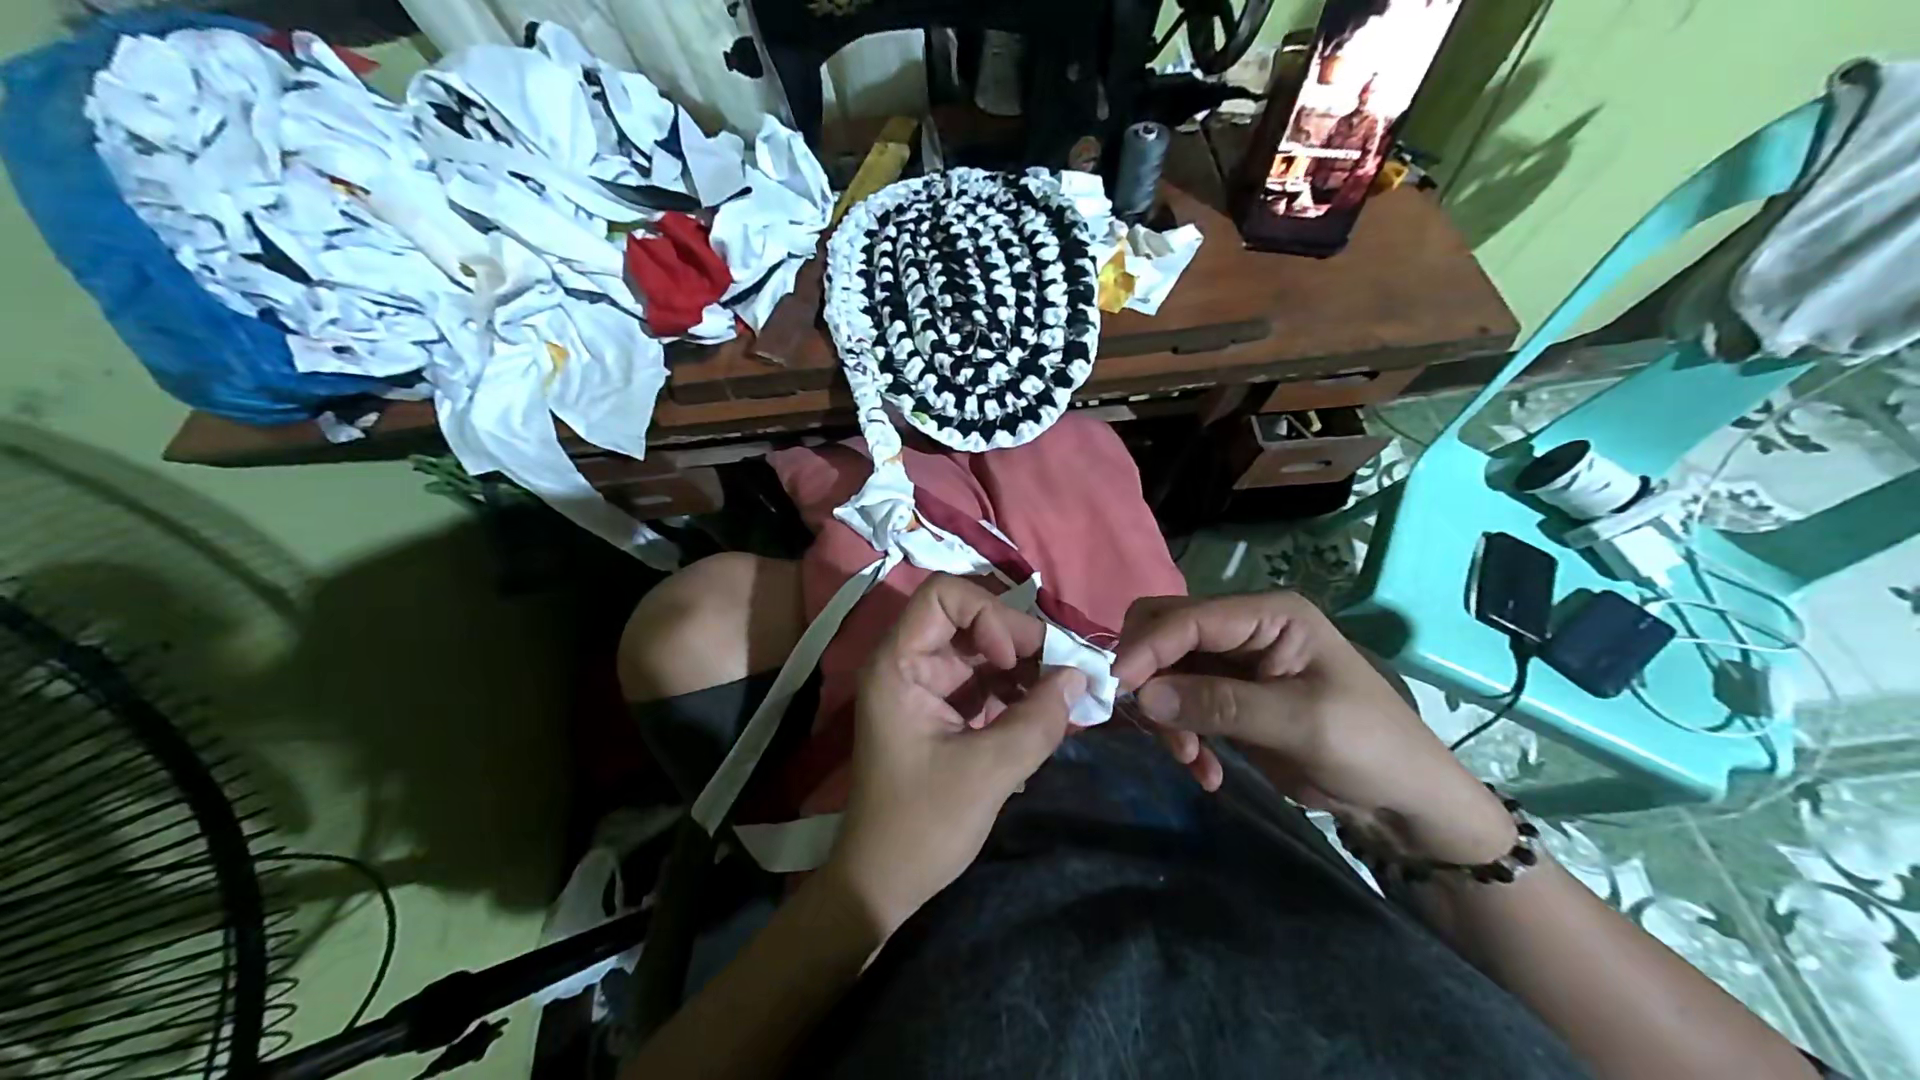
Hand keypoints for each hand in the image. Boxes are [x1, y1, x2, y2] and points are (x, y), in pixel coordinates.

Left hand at [828, 574, 1085, 931]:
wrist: (884, 881)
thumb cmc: (922, 826)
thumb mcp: (988, 773)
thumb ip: (1037, 721)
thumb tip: (1080, 678)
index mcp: (898, 665)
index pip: (943, 595)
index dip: (986, 614)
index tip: (1010, 659)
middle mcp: (910, 664)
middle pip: (970, 618)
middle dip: (1019, 640)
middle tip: (1063, 673)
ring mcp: (928, 686)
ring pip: (984, 649)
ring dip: (1025, 665)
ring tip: (1064, 693)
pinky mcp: (945, 709)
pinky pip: (987, 680)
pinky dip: (1019, 689)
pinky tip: (1048, 709)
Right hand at [1113, 592, 1513, 864]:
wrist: (1402, 800)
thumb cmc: (1370, 747)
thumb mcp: (1302, 723)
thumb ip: (1221, 704)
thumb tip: (1144, 695)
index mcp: (1268, 615)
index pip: (1188, 618)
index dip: (1148, 647)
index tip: (1118, 687)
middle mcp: (1243, 630)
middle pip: (1165, 632)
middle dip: (1150, 677)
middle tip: (1151, 721)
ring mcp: (1231, 664)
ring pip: (1163, 670)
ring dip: (1165, 715)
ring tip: (1191, 759)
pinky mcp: (1224, 698)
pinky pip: (1177, 704)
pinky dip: (1180, 735)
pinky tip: (1205, 770)